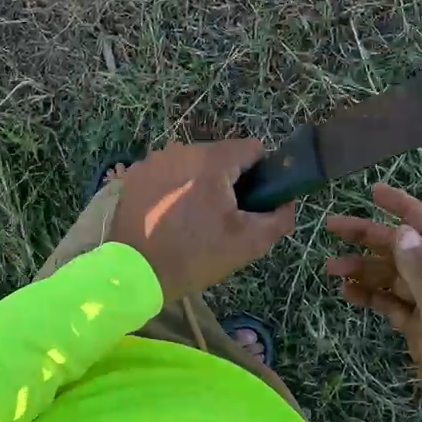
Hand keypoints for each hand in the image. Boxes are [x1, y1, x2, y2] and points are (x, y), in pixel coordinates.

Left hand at [109, 139, 297, 304]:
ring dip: (201, 185)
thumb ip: (278, 218)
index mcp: (211, 159)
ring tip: (197, 221)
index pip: (252, 149)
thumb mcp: (248, 242)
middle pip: (220, 157)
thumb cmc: (196, 254)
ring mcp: (154, 160)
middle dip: (230, 182)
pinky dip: (175, 189)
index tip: (257, 200)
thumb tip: (287, 203)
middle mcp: (181, 150)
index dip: (263, 173)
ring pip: (193, 165)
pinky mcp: (135, 175)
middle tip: (227, 218)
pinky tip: (171, 218)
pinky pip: (168, 174)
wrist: (135, 272)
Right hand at [324, 183, 421, 421]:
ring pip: (395, 277)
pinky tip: (348, 294)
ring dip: (365, 269)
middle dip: (371, 238)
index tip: (374, 191)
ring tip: (330, 269)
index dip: (406, 208)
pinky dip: (371, 296)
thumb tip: (402, 230)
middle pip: (407, 251)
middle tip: (331, 227)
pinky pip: (393, 304)